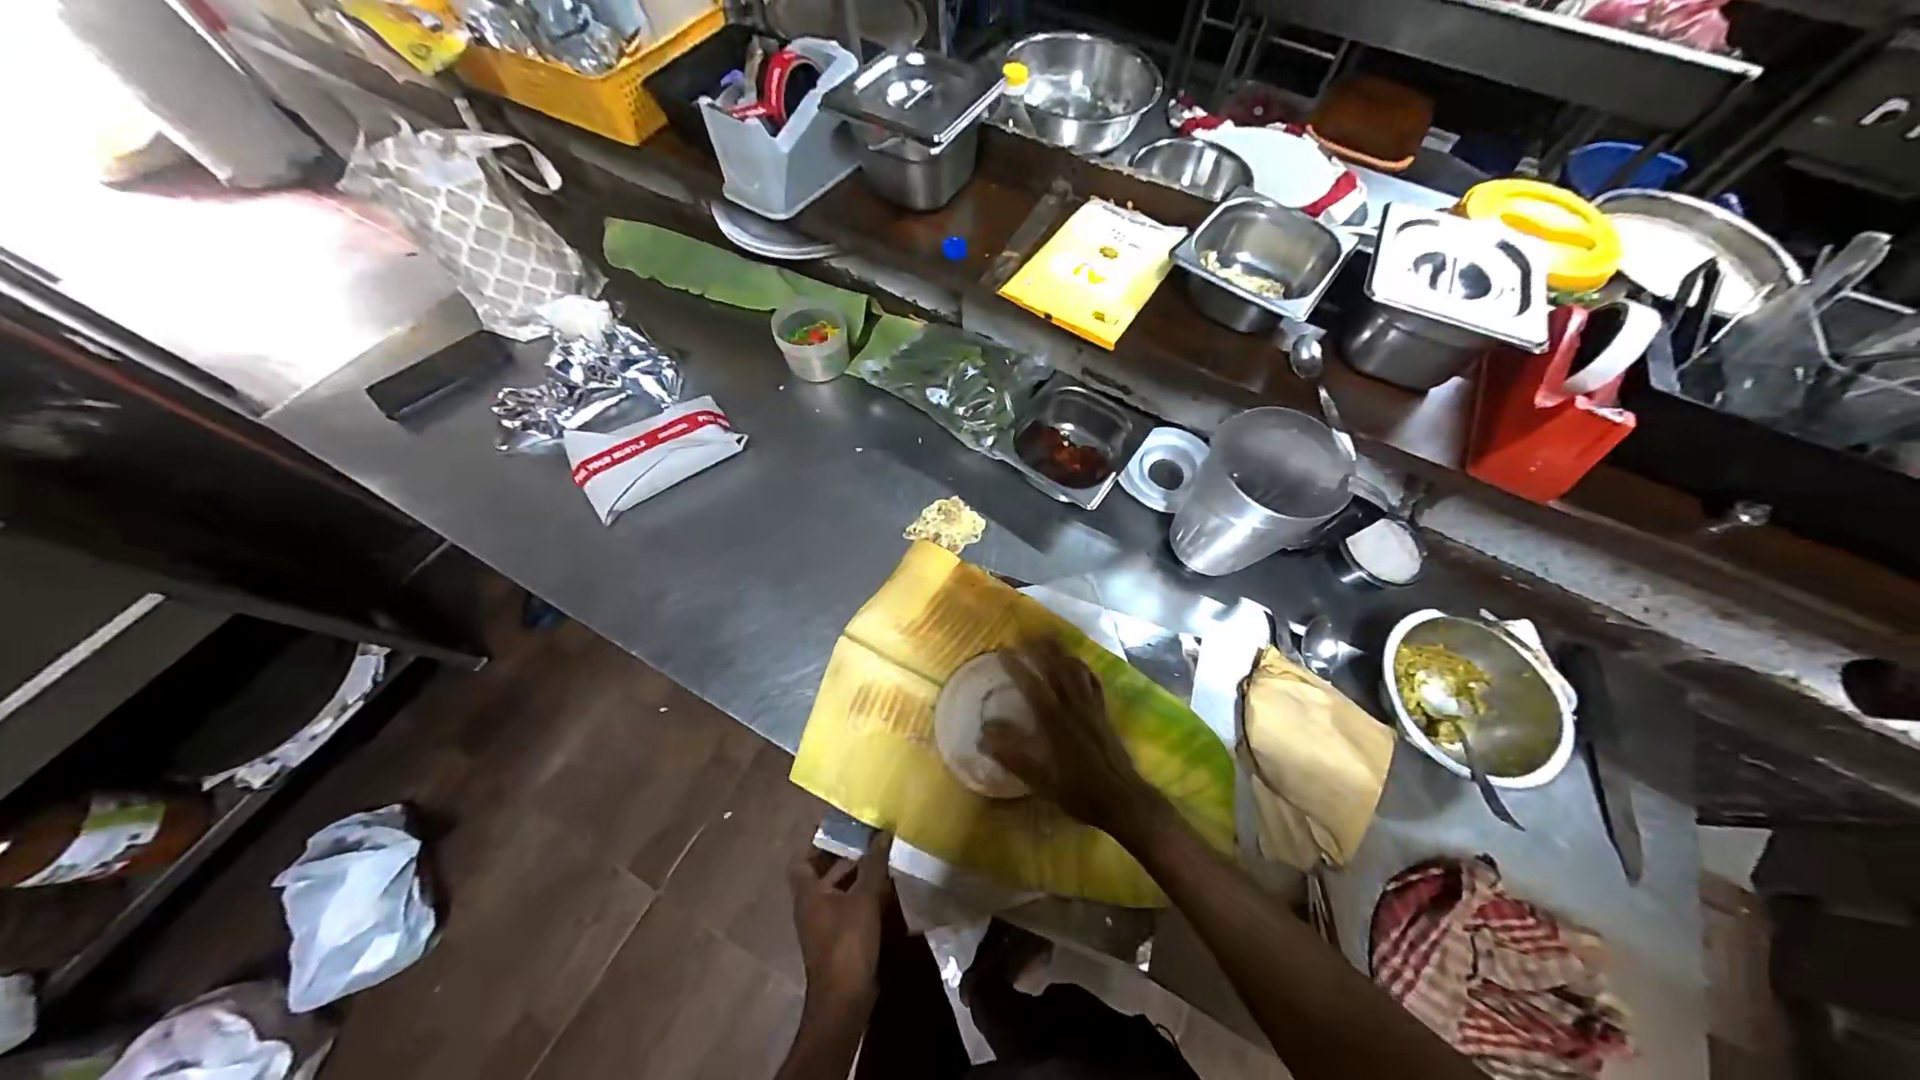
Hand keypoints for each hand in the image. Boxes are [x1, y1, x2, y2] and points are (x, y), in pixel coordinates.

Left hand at [787, 830, 892, 1011]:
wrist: (844, 999)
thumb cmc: (847, 943)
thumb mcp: (863, 898)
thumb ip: (872, 865)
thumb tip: (881, 833)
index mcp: (808, 894)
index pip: (800, 860)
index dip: (815, 842)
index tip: (837, 827)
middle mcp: (810, 907)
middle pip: (821, 873)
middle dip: (843, 855)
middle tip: (867, 838)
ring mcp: (823, 925)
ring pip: (836, 891)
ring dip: (855, 875)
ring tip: (879, 859)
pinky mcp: (838, 940)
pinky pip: (847, 908)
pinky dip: (860, 896)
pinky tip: (883, 890)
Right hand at [984, 639, 1161, 835]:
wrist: (1124, 799)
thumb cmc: (1080, 793)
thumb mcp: (1042, 782)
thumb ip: (1014, 758)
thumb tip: (984, 737)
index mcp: (1056, 723)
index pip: (1033, 686)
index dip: (1018, 667)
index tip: (1004, 651)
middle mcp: (1074, 708)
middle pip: (1058, 669)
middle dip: (1042, 649)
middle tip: (1027, 634)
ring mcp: (1092, 708)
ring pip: (1078, 671)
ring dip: (1062, 653)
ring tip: (1050, 641)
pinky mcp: (1104, 713)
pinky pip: (1093, 682)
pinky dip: (1083, 669)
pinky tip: (1078, 665)